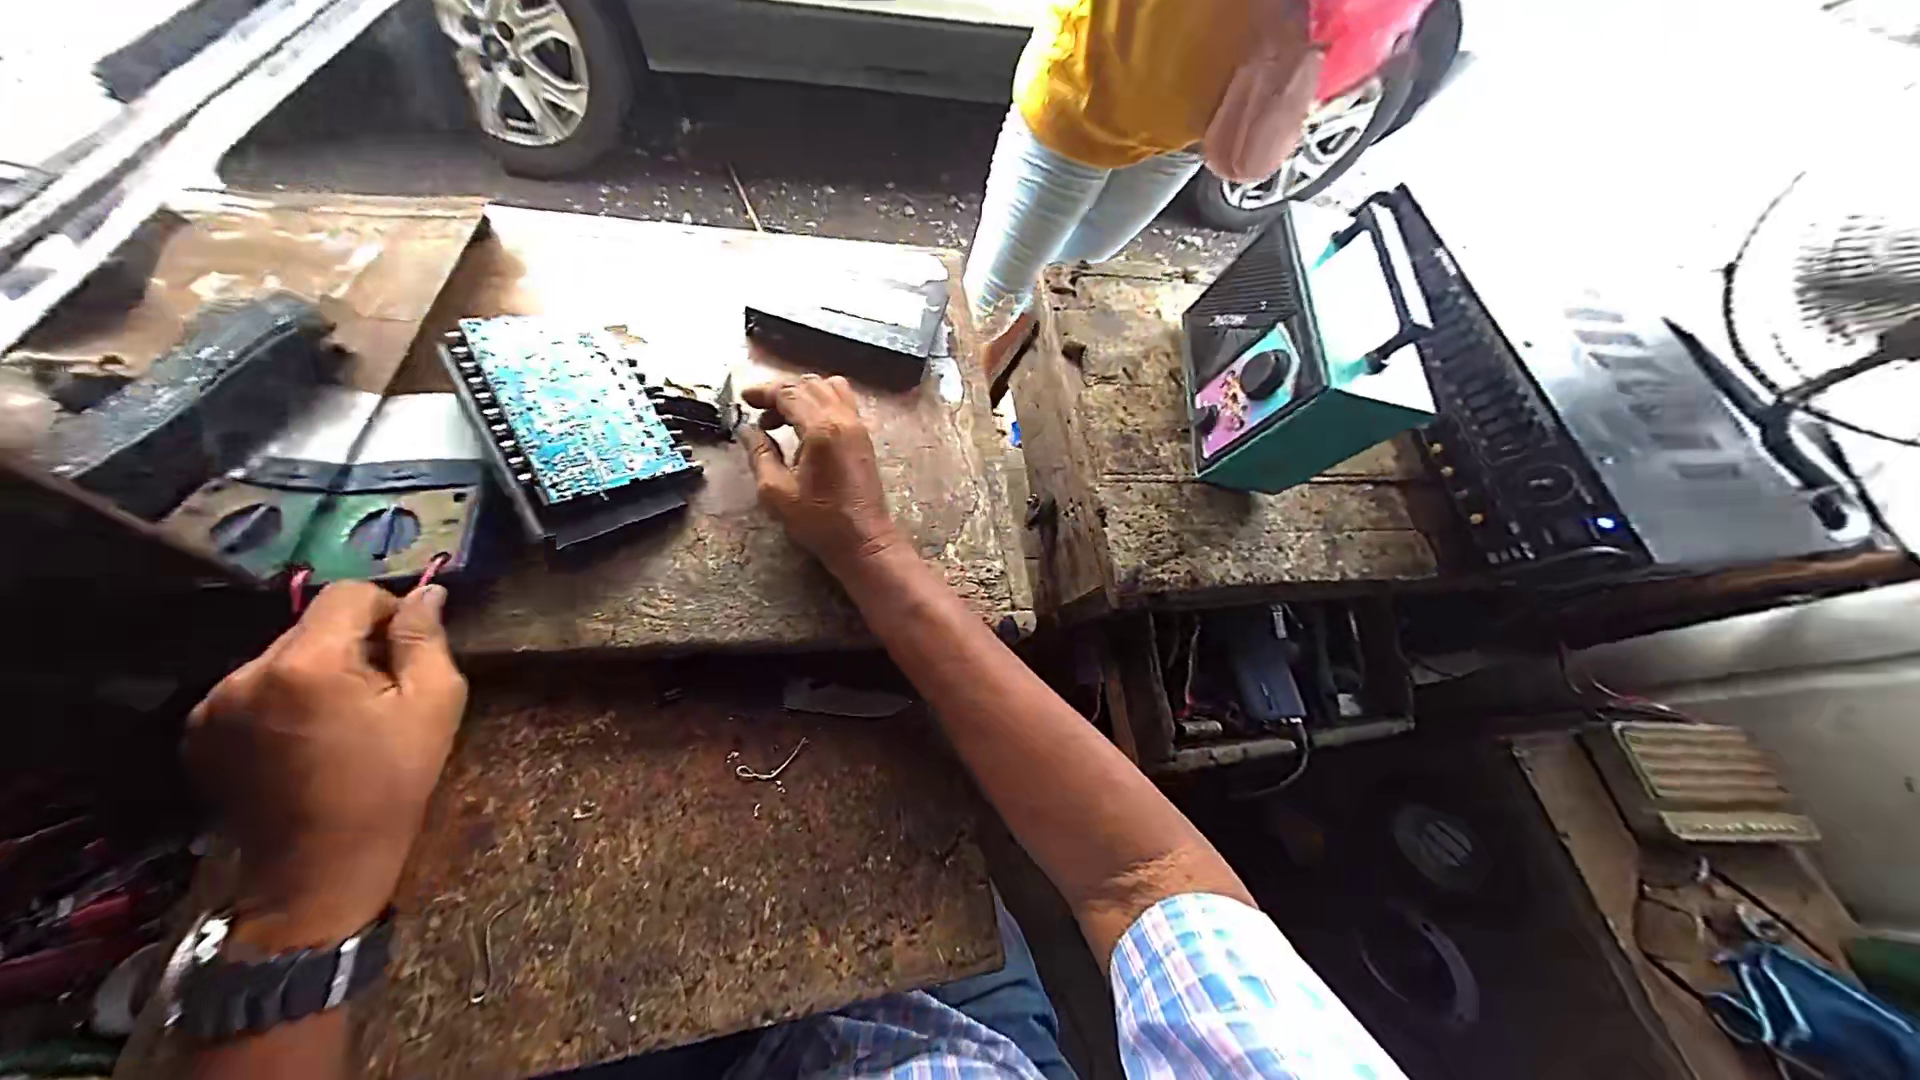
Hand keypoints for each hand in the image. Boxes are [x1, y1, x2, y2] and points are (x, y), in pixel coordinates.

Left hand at [186, 583, 467, 946]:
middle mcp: (245, 673)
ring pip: (282, 654)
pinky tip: (307, 733)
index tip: (407, 647)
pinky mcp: (197, 732)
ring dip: (318, 668)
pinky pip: (253, 686)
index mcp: (307, 664)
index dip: (387, 608)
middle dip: (353, 642)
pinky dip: (286, 694)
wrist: (323, 859)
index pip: (346, 595)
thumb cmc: (395, 774)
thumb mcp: (436, 699)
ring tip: (343, 715)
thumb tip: (427, 592)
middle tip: (383, 688)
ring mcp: (212, 705)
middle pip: (312, 624)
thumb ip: (425, 638)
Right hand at [741, 375, 902, 575]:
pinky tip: (805, 428)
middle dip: (781, 392)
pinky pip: (843, 403)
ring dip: (803, 394)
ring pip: (830, 389)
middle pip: (810, 385)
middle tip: (759, 411)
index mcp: (822, 429)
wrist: (864, 541)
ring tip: (782, 419)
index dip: (763, 392)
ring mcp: (859, 427)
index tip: (744, 399)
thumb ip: (760, 454)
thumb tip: (748, 431)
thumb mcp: (776, 491)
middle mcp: (844, 420)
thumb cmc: (820, 521)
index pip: (789, 393)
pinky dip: (821, 403)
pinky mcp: (864, 439)